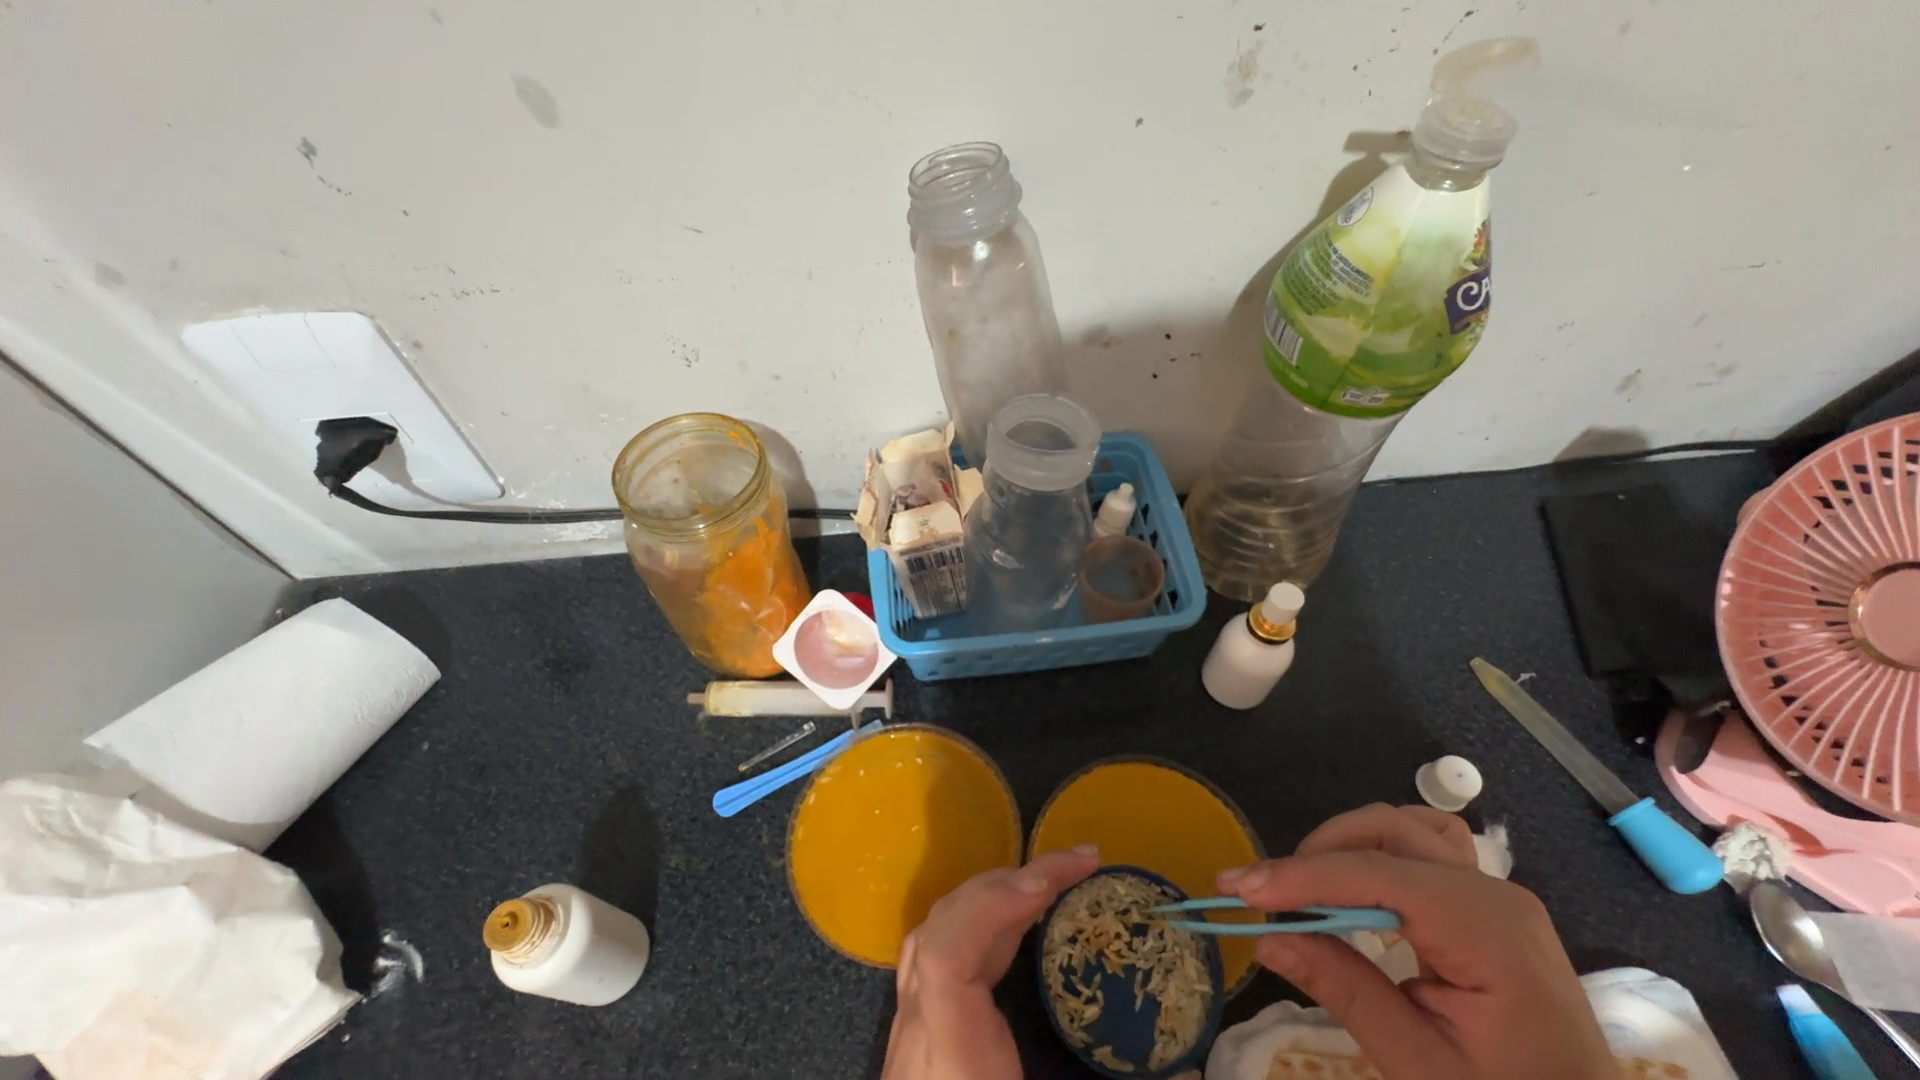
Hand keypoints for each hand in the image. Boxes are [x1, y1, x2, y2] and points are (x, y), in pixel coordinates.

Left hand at [881, 846, 1099, 1079]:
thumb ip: (1084, 1079)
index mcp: (951, 1053)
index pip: (946, 960)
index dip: (991, 907)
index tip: (1047, 887)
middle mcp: (919, 1025)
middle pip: (946, 925)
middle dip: (1013, 881)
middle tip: (1077, 865)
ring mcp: (909, 1021)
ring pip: (938, 929)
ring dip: (994, 892)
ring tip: (1049, 882)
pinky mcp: (915, 1025)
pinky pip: (937, 948)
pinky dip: (977, 917)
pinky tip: (1012, 919)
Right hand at [1218, 804, 1612, 1079]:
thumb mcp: (1420, 1067)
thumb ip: (1345, 991)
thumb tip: (1268, 938)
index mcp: (1488, 932)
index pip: (1377, 875)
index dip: (1302, 877)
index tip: (1238, 889)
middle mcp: (1495, 894)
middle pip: (1389, 832)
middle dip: (1316, 854)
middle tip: (1262, 894)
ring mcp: (1496, 893)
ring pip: (1404, 829)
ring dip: (1344, 846)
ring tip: (1302, 888)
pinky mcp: (1488, 904)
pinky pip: (1425, 849)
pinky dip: (1376, 853)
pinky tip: (1353, 887)